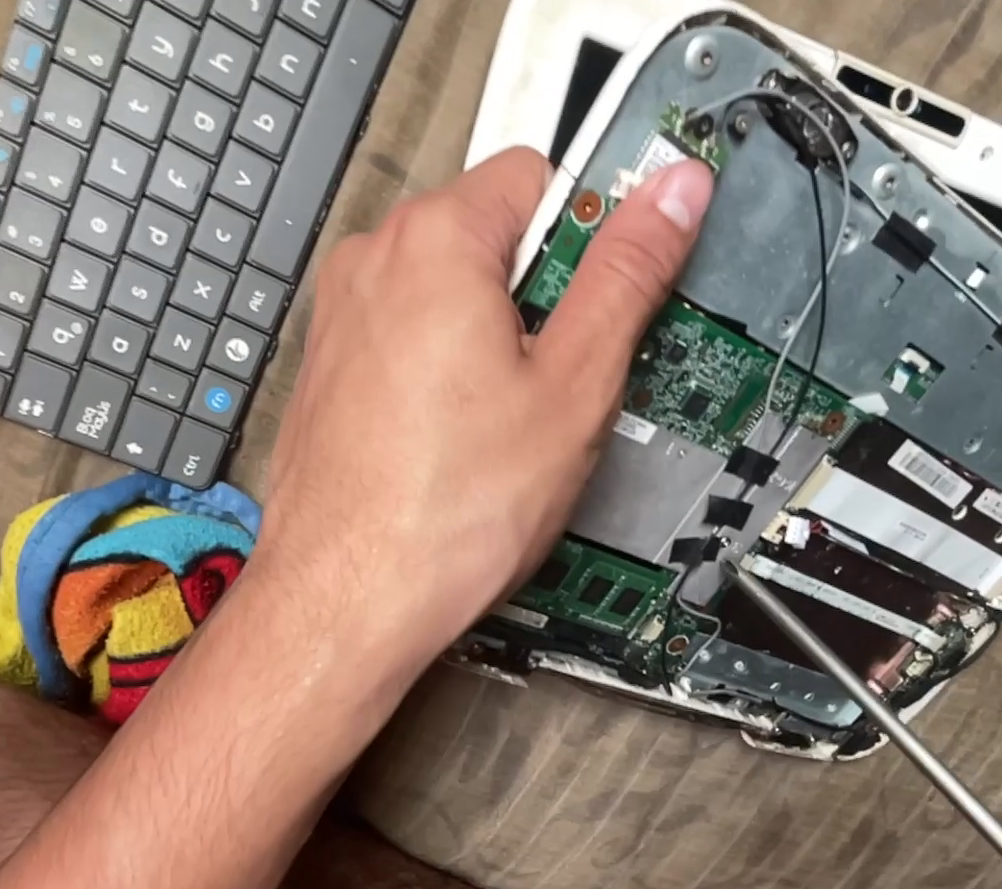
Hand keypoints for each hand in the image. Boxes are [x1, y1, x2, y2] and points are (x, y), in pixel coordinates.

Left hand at [254, 147, 715, 664]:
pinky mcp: (331, 370)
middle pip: (492, 236)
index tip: (614, 285)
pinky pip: (408, 339)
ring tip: (509, 420)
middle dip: (542, 295)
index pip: (541, 175)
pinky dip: (445, 370)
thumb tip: (670, 198)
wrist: (346, 599)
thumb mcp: (570, 388)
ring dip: (494, 338)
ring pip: (449, 294)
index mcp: (432, 243)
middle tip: (563, 376)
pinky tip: (461, 436)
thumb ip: (625, 276)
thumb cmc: (442, 513)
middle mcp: (370, 265)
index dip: (592, 230)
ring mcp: (342, 320)